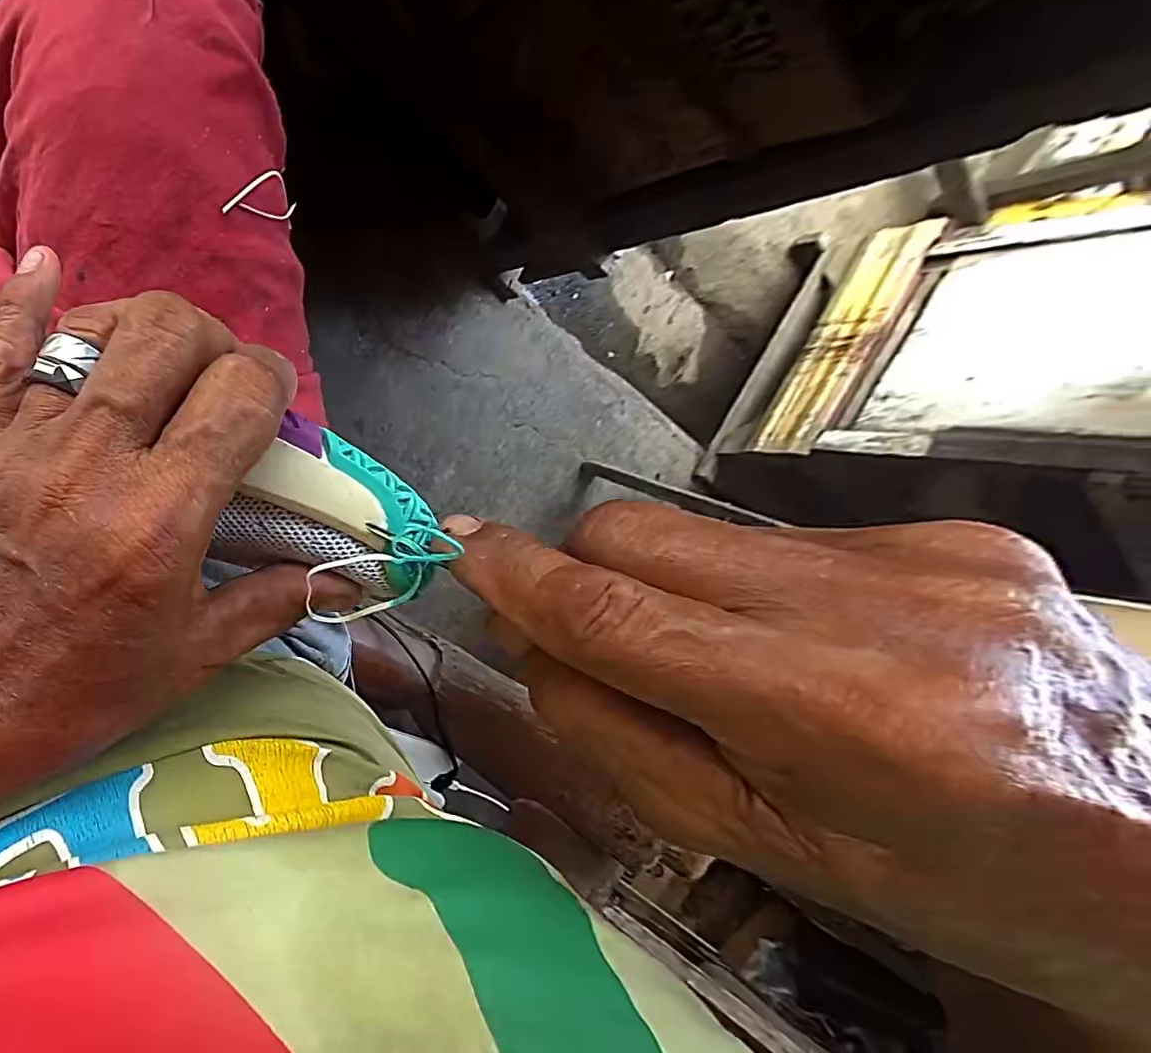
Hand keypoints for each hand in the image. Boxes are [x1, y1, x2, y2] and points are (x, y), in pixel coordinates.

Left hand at [0, 248, 357, 791]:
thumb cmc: (94, 685)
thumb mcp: (198, 654)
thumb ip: (274, 600)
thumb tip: (340, 576)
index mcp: (162, 518)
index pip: (237, 396)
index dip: (271, 383)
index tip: (274, 404)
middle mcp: (97, 462)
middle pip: (170, 336)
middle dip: (217, 343)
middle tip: (222, 381)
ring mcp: (32, 444)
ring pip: (99, 329)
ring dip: (148, 325)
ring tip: (165, 357)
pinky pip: (2, 351)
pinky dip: (24, 302)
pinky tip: (46, 265)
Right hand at [444, 502, 1150, 1036]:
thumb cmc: (923, 876)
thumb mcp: (741, 834)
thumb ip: (608, 731)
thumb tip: (526, 640)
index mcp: (824, 713)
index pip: (613, 614)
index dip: (516, 573)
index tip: (456, 541)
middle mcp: (875, 610)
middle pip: (634, 536)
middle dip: (578, 573)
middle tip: (586, 635)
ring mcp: (921, 557)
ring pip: (689, 529)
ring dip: (660, 583)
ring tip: (718, 652)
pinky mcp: (948, 535)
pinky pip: (765, 538)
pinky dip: (741, 585)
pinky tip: (808, 640)